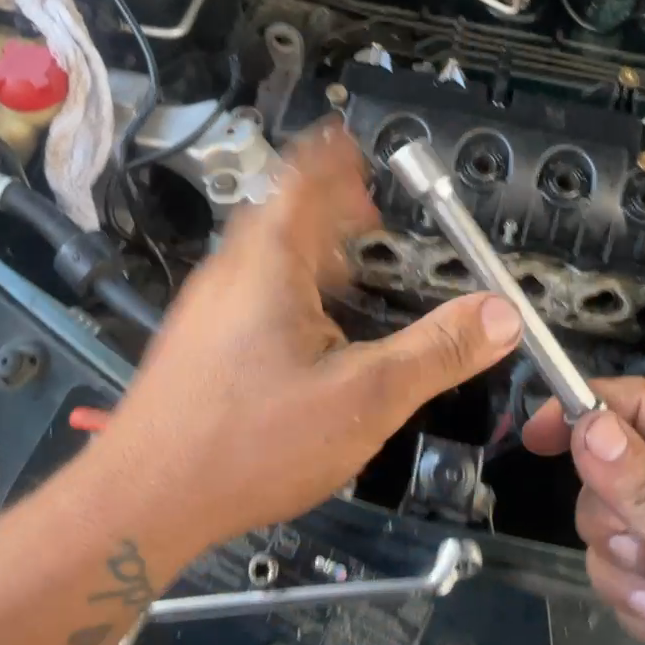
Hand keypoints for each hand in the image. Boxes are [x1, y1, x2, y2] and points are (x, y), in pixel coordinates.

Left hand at [104, 123, 522, 544]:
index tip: (354, 145)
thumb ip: (436, 353)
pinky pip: (247, 294)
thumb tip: (500, 315)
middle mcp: (228, 275)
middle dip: (326, 207)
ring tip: (343, 267)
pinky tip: (302, 331)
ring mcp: (204, 311)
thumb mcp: (364, 399)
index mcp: (268, 265)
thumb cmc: (248, 443)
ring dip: (304, 249)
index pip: (302, 181)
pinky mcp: (195, 347)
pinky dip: (284, 287)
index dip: (332, 158)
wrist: (143, 499)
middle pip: (280, 215)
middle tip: (367, 214)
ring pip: (260, 257)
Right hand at [523, 379, 644, 644]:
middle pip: (614, 470)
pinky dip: (637, 601)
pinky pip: (627, 572)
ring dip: (624, 571)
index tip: (535, 437)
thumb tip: (587, 424)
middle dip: (612, 520)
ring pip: (614, 527)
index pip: (641, 406)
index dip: (585, 411)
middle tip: (642, 557)